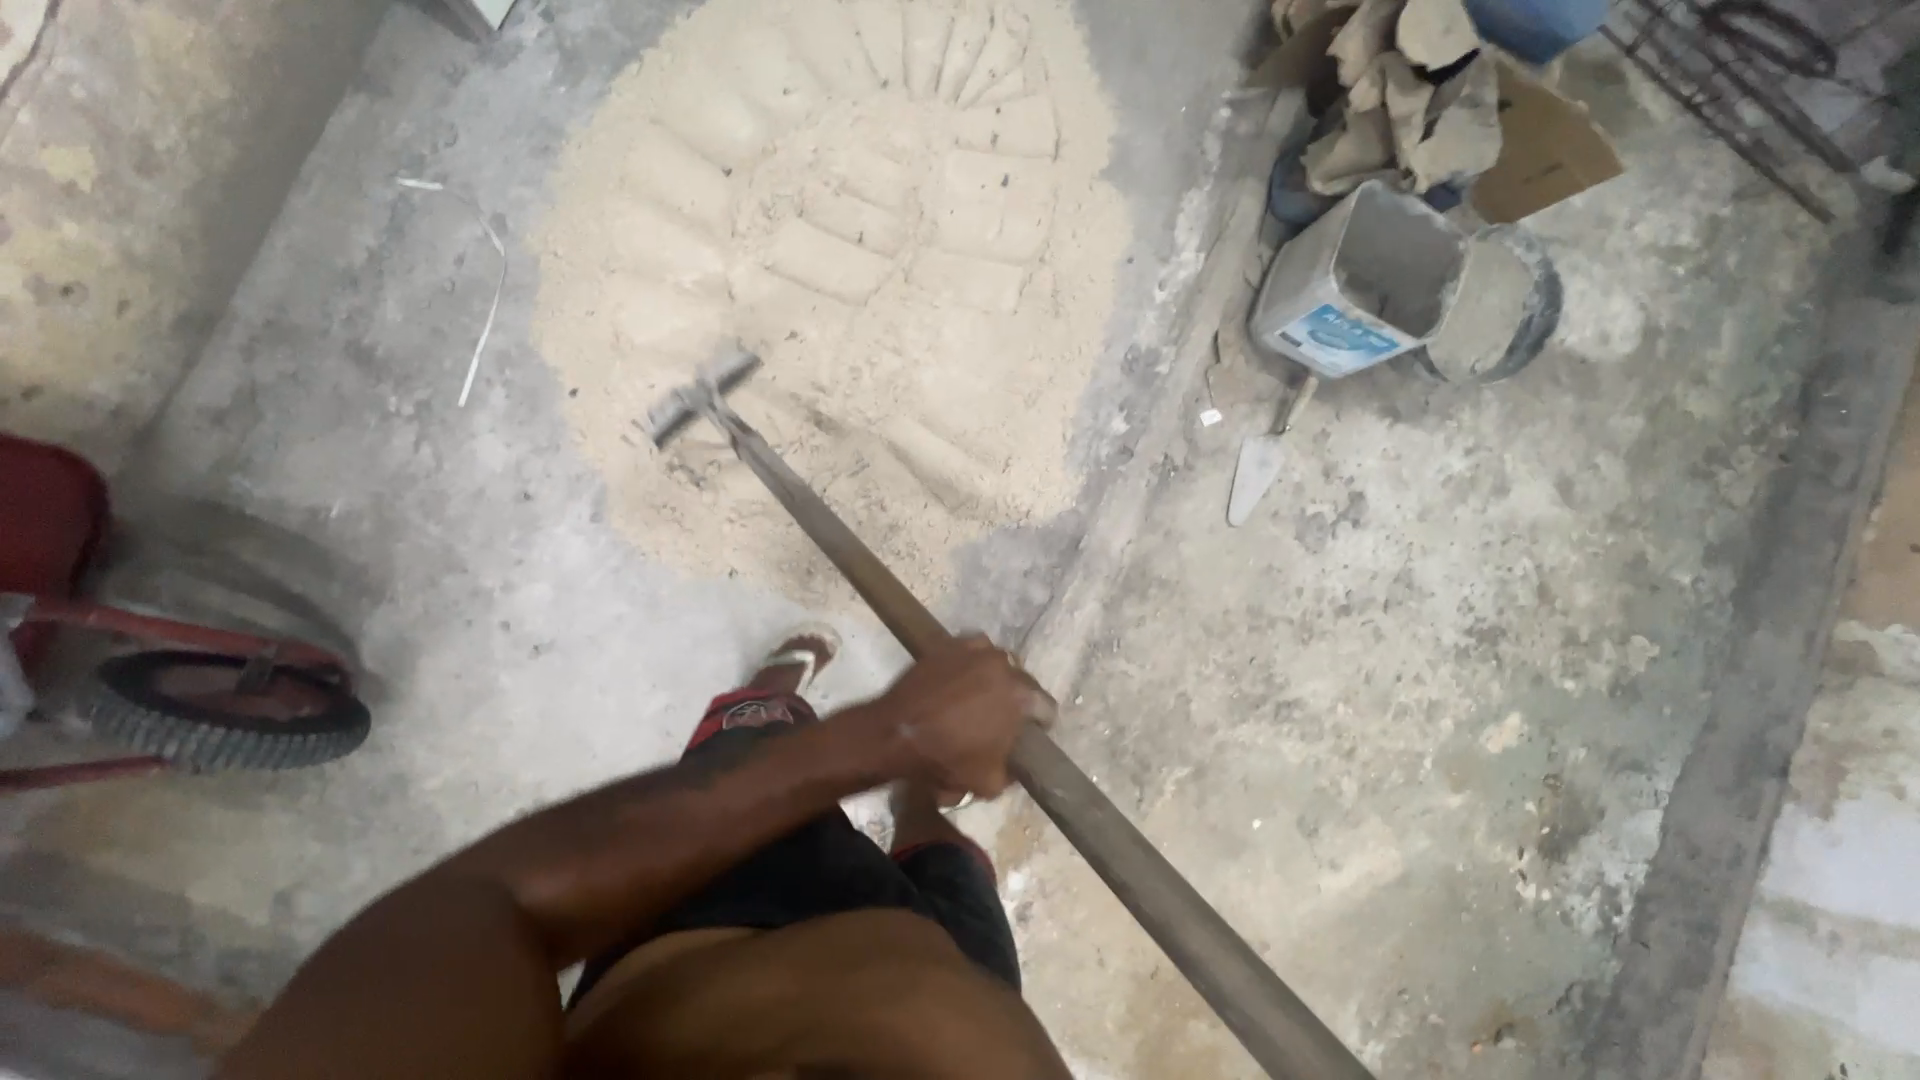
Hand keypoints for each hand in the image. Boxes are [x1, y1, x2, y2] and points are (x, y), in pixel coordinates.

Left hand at [859, 635, 1055, 799]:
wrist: (895, 734)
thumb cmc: (946, 758)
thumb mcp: (990, 783)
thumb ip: (1012, 772)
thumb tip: (1014, 764)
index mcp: (1021, 696)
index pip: (1046, 708)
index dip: (1040, 725)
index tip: (1029, 736)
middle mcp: (1004, 665)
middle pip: (1023, 682)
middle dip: (1017, 700)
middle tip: (1002, 718)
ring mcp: (975, 650)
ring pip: (997, 662)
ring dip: (995, 678)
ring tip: (979, 697)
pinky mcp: (949, 644)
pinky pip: (971, 651)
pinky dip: (971, 662)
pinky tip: (961, 678)